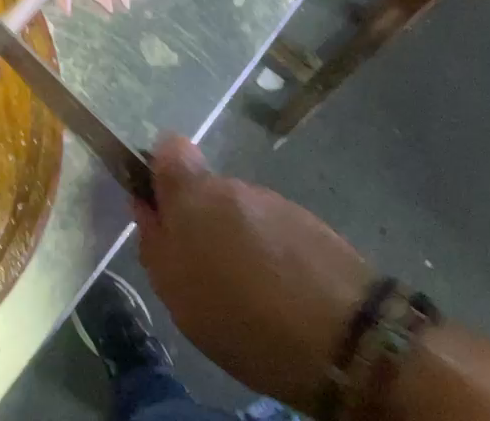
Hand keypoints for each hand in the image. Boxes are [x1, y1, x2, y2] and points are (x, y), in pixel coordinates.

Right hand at [133, 134, 373, 408]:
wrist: (344, 338)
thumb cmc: (241, 316)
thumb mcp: (176, 291)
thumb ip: (155, 240)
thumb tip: (145, 204)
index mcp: (194, 195)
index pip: (168, 149)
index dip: (160, 172)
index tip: (159, 210)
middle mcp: (234, 186)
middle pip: (205, 191)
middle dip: (200, 221)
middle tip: (202, 271)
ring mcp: (276, 203)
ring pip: (240, 213)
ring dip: (236, 240)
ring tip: (245, 291)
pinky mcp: (311, 225)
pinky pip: (273, 232)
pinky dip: (269, 255)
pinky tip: (277, 294)